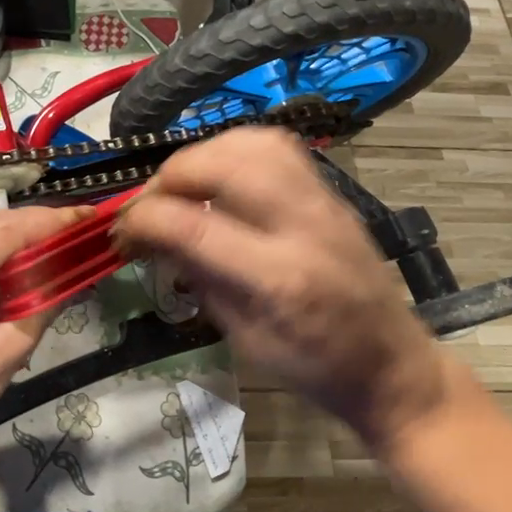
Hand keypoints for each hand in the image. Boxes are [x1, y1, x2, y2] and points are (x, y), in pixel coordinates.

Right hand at [113, 128, 445, 445]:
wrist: (392, 365)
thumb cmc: (314, 368)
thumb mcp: (244, 338)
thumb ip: (198, 277)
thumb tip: (151, 235)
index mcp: (279, 278)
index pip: (193, 226)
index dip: (143, 220)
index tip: (120, 231)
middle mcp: (303, 226)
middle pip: (222, 166)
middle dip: (169, 177)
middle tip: (148, 204)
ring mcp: (322, 201)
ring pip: (250, 144)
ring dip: (201, 156)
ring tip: (181, 184)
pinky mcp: (330, 191)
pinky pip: (276, 146)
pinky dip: (235, 148)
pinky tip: (219, 172)